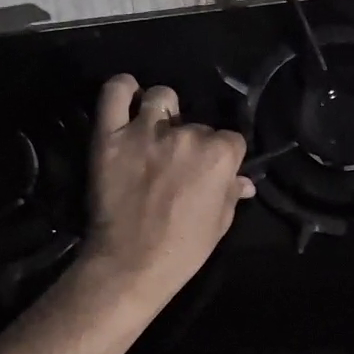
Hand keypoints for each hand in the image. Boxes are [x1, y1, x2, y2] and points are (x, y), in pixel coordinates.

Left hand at [81, 74, 253, 308]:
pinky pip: (115, 93)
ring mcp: (145, 131)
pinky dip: (123, 89)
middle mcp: (186, 134)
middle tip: (179, 167)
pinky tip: (129, 95)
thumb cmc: (183, 250)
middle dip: (192, 142)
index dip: (224, 157)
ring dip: (164, 113)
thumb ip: (231, 194)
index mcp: (219, 154)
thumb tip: (243, 181)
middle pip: (197, 124)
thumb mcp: (219, 224)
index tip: (212, 173)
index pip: (230, 140)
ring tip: (157, 133)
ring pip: (161, 98)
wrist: (131, 264)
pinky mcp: (110, 135)